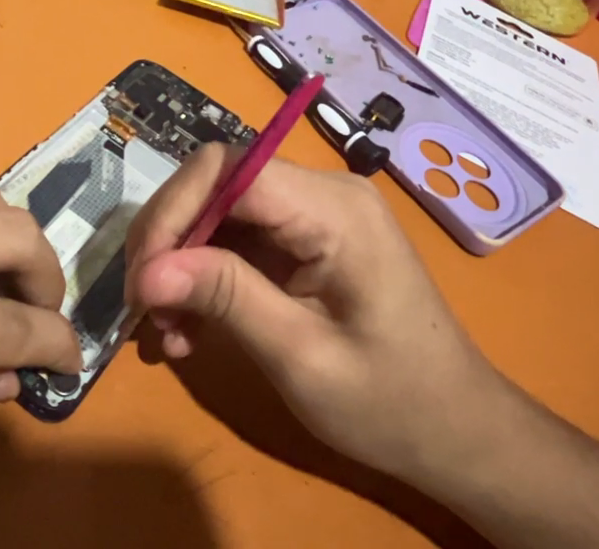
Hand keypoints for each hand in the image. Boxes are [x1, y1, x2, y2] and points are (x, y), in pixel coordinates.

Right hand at [124, 146, 505, 491]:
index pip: (228, 169)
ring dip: (183, 265)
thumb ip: (226, 299)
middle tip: (146, 310)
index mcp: (333, 209)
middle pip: (219, 183)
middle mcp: (324, 192)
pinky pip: (240, 237)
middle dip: (171, 241)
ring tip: (168, 332)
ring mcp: (317, 212)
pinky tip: (192, 329)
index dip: (173, 213)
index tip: (142, 279)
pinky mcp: (308, 237)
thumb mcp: (301, 357)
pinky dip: (207, 276)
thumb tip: (147, 271)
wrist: (456, 430)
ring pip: (222, 211)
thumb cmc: (391, 401)